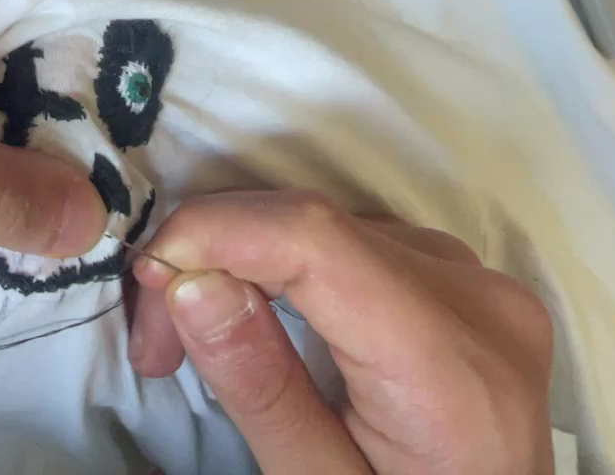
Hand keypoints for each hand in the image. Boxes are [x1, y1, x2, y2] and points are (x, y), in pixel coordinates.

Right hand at [129, 191, 554, 474]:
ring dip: (227, 257)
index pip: (313, 239)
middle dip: (204, 258)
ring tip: (190, 333)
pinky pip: (327, 233)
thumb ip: (265, 394)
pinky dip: (264, 257)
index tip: (146, 281)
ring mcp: (461, 273)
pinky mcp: (441, 267)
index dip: (212, 233)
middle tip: (156, 341)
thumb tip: (188, 284)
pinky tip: (244, 309)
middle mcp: (469, 293)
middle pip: (300, 223)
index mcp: (454, 365)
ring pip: (305, 220)